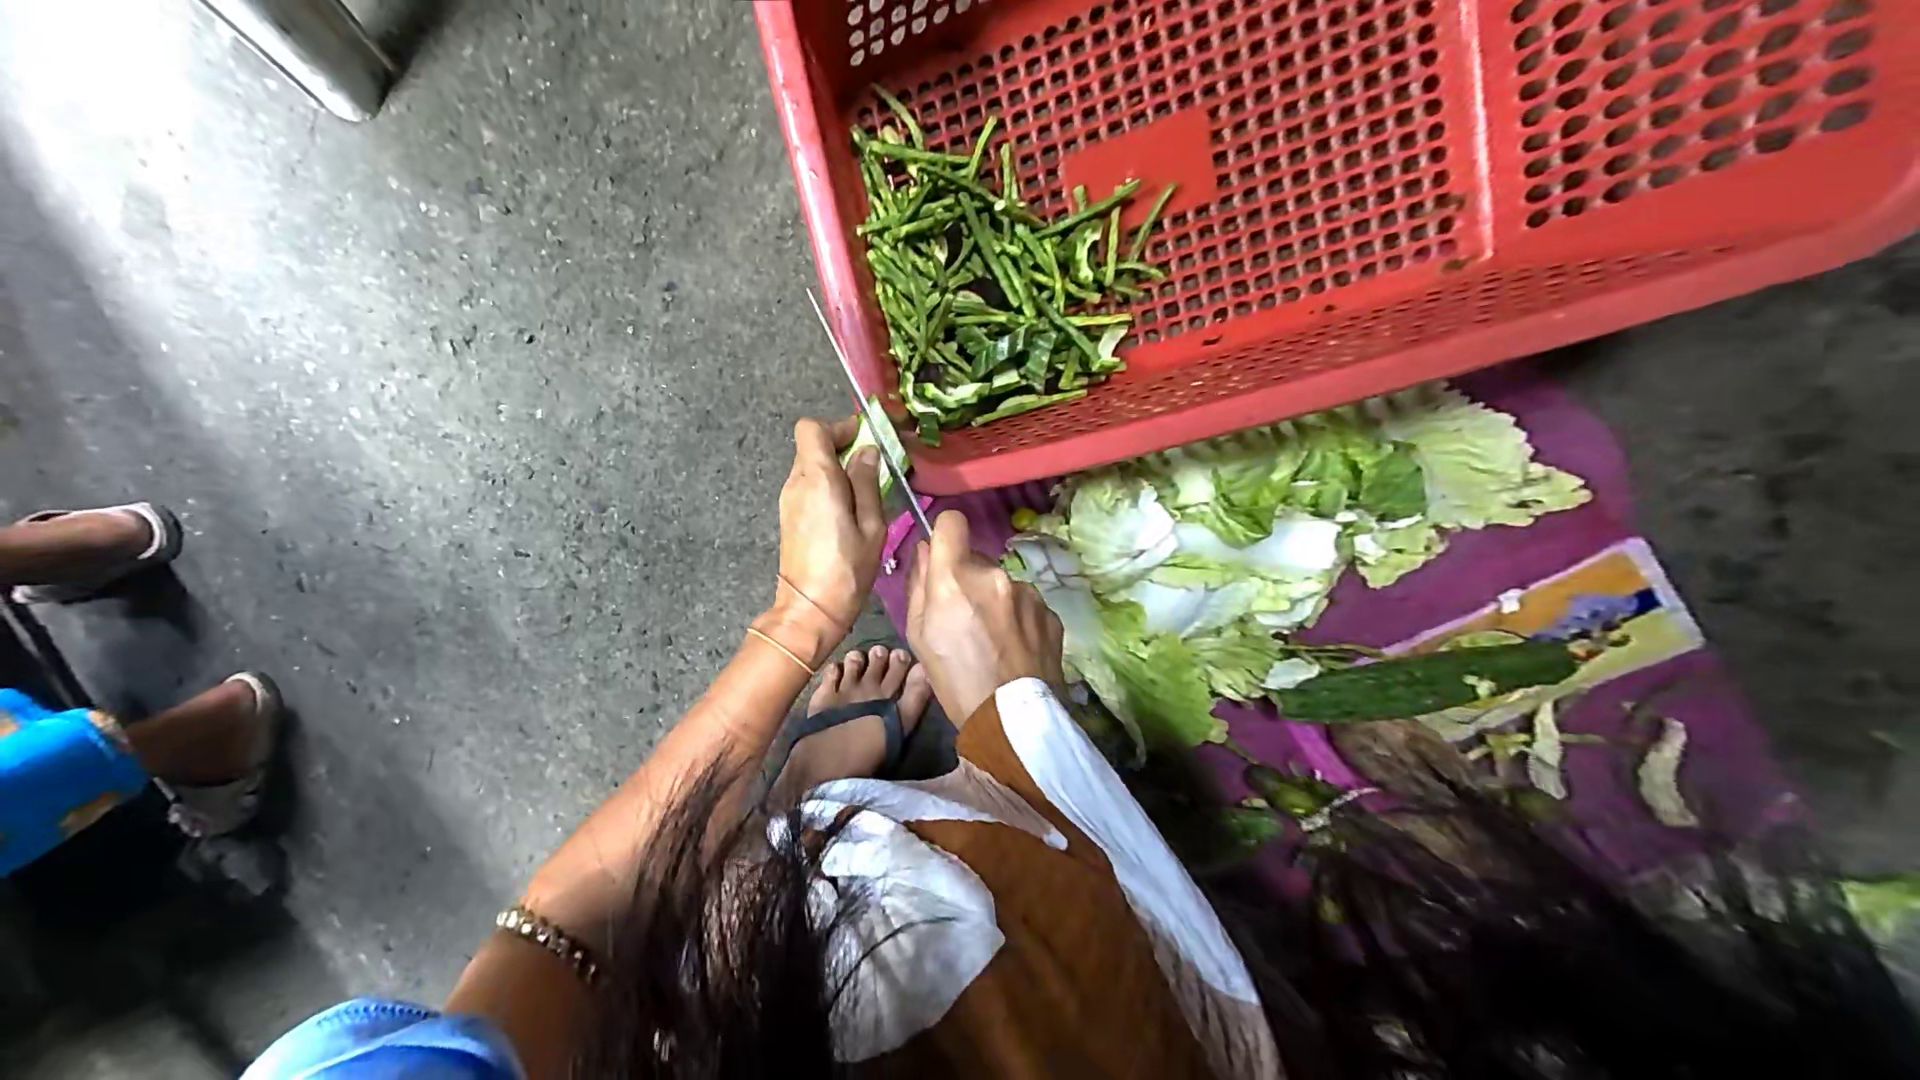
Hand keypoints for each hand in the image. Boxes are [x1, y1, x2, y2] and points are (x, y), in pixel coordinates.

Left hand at [768, 417, 885, 661]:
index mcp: (817, 479)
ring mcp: (788, 500)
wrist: (810, 609)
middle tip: (873, 468)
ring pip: (810, 466)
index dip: (838, 427)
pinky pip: (808, 486)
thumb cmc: (847, 569)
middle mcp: (796, 483)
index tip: (864, 440)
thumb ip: (867, 483)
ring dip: (836, 469)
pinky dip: (828, 486)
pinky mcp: (789, 516)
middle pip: (812, 445)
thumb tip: (867, 452)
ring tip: (865, 493)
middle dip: (842, 448)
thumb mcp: (871, 525)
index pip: (812, 428)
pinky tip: (849, 511)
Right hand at [906, 510, 1063, 725]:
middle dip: (967, 578)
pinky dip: (1018, 618)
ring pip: (1002, 583)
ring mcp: (1028, 592)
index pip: (952, 521)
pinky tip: (1015, 649)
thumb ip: (918, 585)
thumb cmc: (952, 681)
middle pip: (976, 558)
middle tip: (966, 618)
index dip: (944, 534)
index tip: (943, 555)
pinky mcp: (1050, 612)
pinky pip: (1026, 603)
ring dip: (996, 600)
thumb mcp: (918, 636)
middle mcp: (995, 575)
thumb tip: (923, 550)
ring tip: (994, 640)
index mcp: (955, 578)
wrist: (1011, 721)